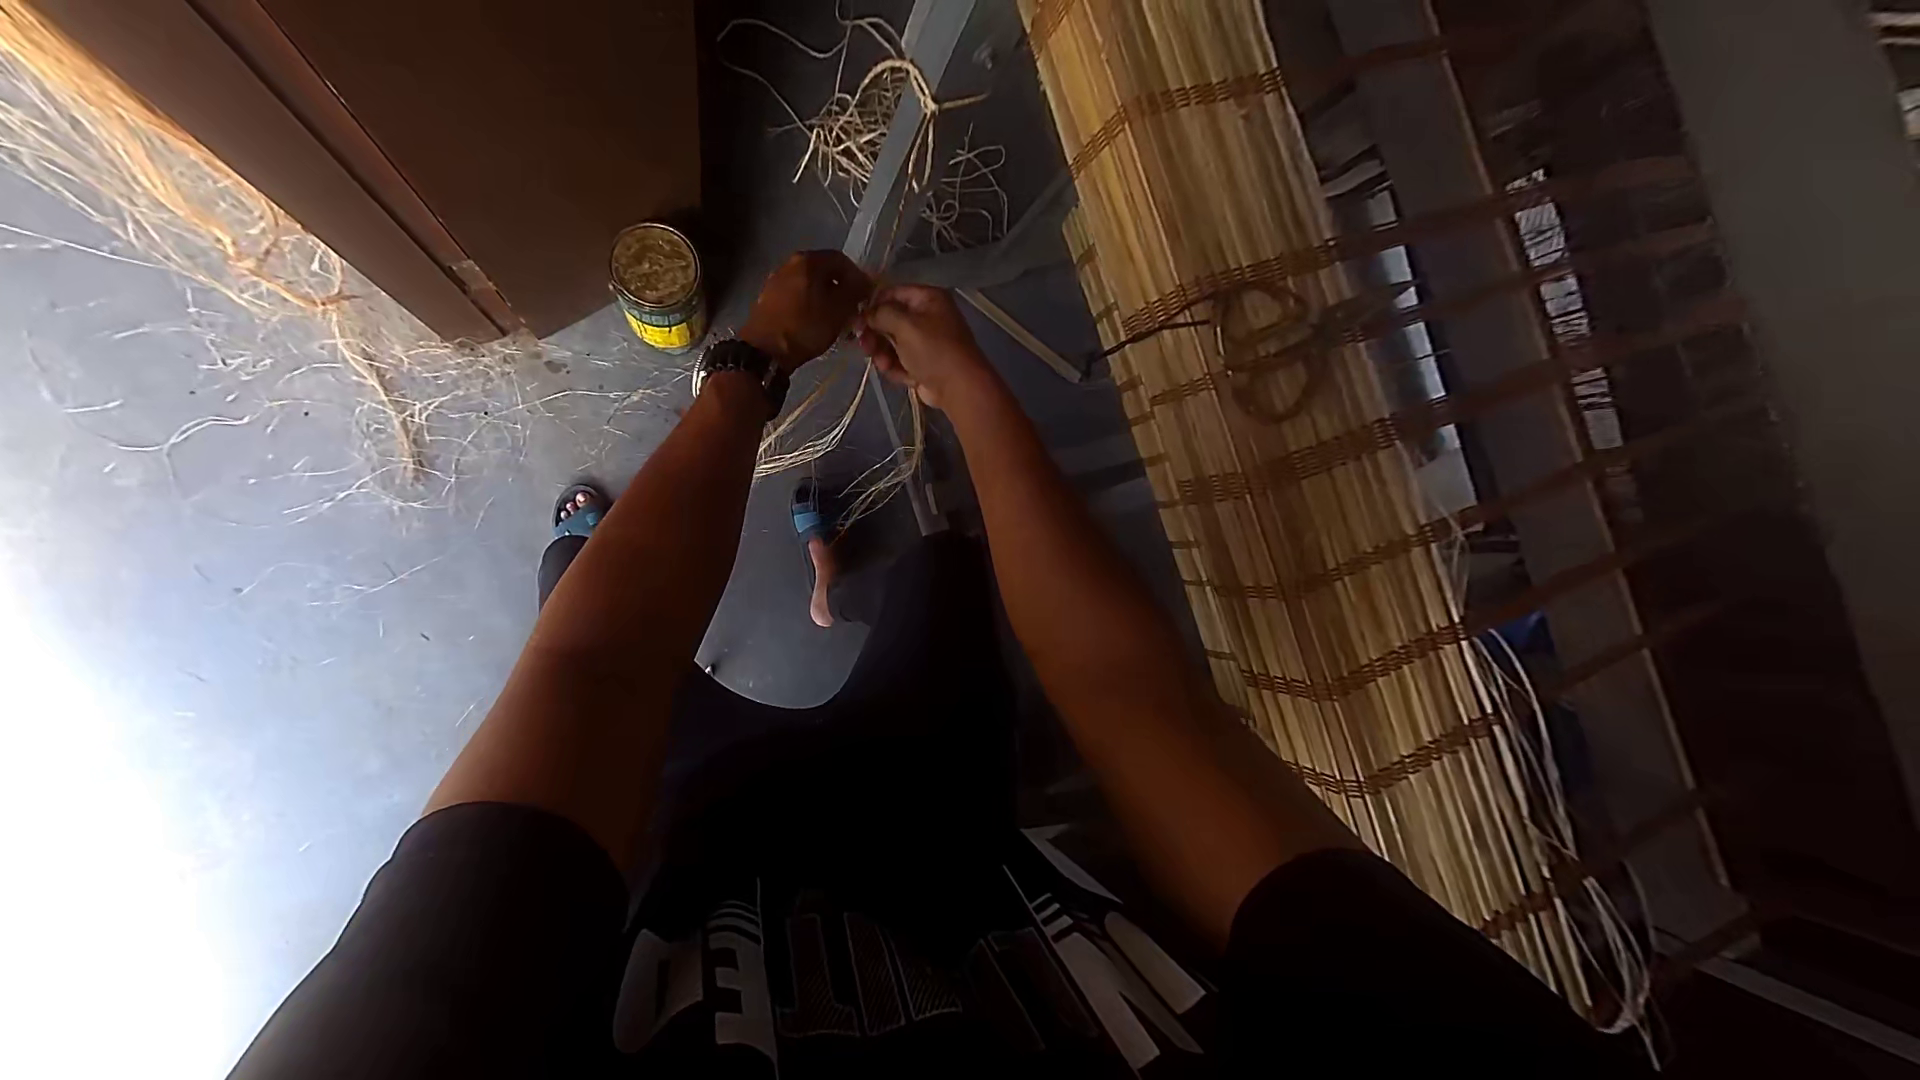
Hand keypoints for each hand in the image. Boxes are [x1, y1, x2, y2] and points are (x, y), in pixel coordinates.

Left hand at [740, 251, 872, 371]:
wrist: (765, 350)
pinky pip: (796, 296)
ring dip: (825, 298)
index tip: (866, 296)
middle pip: (824, 271)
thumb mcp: (839, 309)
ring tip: (834, 318)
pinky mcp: (768, 299)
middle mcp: (789, 264)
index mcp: (808, 260)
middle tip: (852, 309)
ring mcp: (776, 281)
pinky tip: (814, 322)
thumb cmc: (806, 327)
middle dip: (841, 289)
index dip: (858, 277)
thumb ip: (855, 291)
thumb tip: (863, 282)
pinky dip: (810, 305)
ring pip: (810, 285)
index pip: (841, 260)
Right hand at [854, 285, 995, 410]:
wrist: (959, 388)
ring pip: (892, 343)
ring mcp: (925, 343)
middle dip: (876, 334)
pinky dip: (895, 367)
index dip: (873, 304)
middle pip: (890, 320)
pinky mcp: (922, 365)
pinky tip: (896, 374)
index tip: (858, 318)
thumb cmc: (933, 350)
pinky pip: (900, 361)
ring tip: (883, 364)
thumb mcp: (905, 325)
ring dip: (883, 354)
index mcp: (928, 299)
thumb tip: (866, 314)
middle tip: (864, 345)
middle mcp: (927, 317)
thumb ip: (881, 313)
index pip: (893, 293)